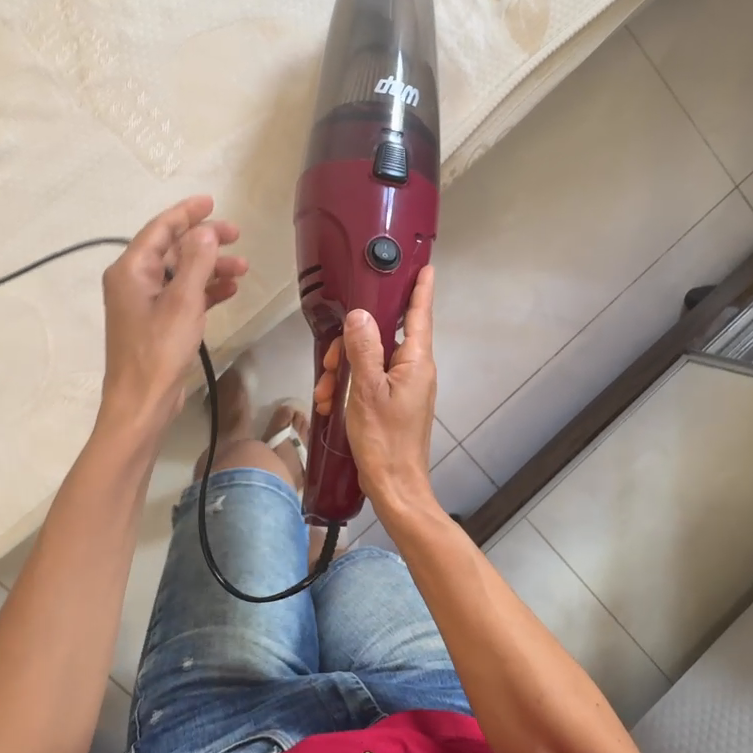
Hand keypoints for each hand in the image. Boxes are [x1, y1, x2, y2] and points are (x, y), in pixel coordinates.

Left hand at [100, 196, 245, 430]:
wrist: (141, 402)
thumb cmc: (159, 350)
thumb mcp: (183, 302)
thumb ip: (196, 262)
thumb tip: (205, 231)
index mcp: (131, 270)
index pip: (160, 229)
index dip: (186, 213)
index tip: (212, 202)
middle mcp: (133, 281)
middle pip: (172, 249)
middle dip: (205, 241)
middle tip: (237, 235)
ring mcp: (144, 303)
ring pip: (181, 273)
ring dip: (210, 267)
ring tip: (243, 268)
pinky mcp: (156, 323)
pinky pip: (183, 296)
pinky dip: (205, 290)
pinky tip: (229, 291)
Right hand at [313, 266, 437, 512]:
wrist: (394, 486)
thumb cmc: (385, 440)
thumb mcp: (367, 391)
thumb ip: (364, 349)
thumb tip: (360, 315)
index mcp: (416, 361)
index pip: (420, 315)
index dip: (421, 289)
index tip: (424, 266)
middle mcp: (415, 369)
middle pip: (384, 337)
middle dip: (352, 346)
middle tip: (331, 366)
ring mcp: (405, 387)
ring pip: (371, 360)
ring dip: (345, 371)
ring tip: (328, 394)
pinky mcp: (394, 403)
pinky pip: (370, 381)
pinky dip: (350, 388)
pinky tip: (333, 405)